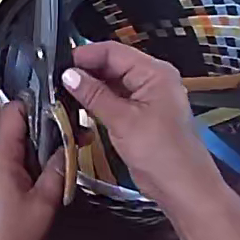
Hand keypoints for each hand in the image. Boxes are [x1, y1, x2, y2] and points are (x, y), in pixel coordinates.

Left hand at [0, 102, 64, 239]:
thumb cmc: (9, 232)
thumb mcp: (43, 203)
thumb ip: (58, 170)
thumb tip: (69, 146)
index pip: (13, 109)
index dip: (38, 104)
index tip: (64, 113)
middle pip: (16, 127)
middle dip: (45, 130)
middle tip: (76, 138)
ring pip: (13, 146)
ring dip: (37, 150)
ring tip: (64, 160)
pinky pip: (6, 161)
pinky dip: (25, 164)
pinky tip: (43, 179)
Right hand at [58, 42, 224, 206]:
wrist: (182, 187)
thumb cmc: (161, 152)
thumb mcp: (123, 120)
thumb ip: (94, 95)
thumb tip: (69, 75)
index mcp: (155, 73)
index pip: (114, 52)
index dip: (86, 55)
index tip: (60, 65)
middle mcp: (152, 80)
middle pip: (113, 65)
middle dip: (86, 71)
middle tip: (57, 81)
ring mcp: (146, 98)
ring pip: (112, 83)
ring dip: (90, 87)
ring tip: (63, 92)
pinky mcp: (140, 116)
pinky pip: (115, 100)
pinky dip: (98, 102)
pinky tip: (79, 107)